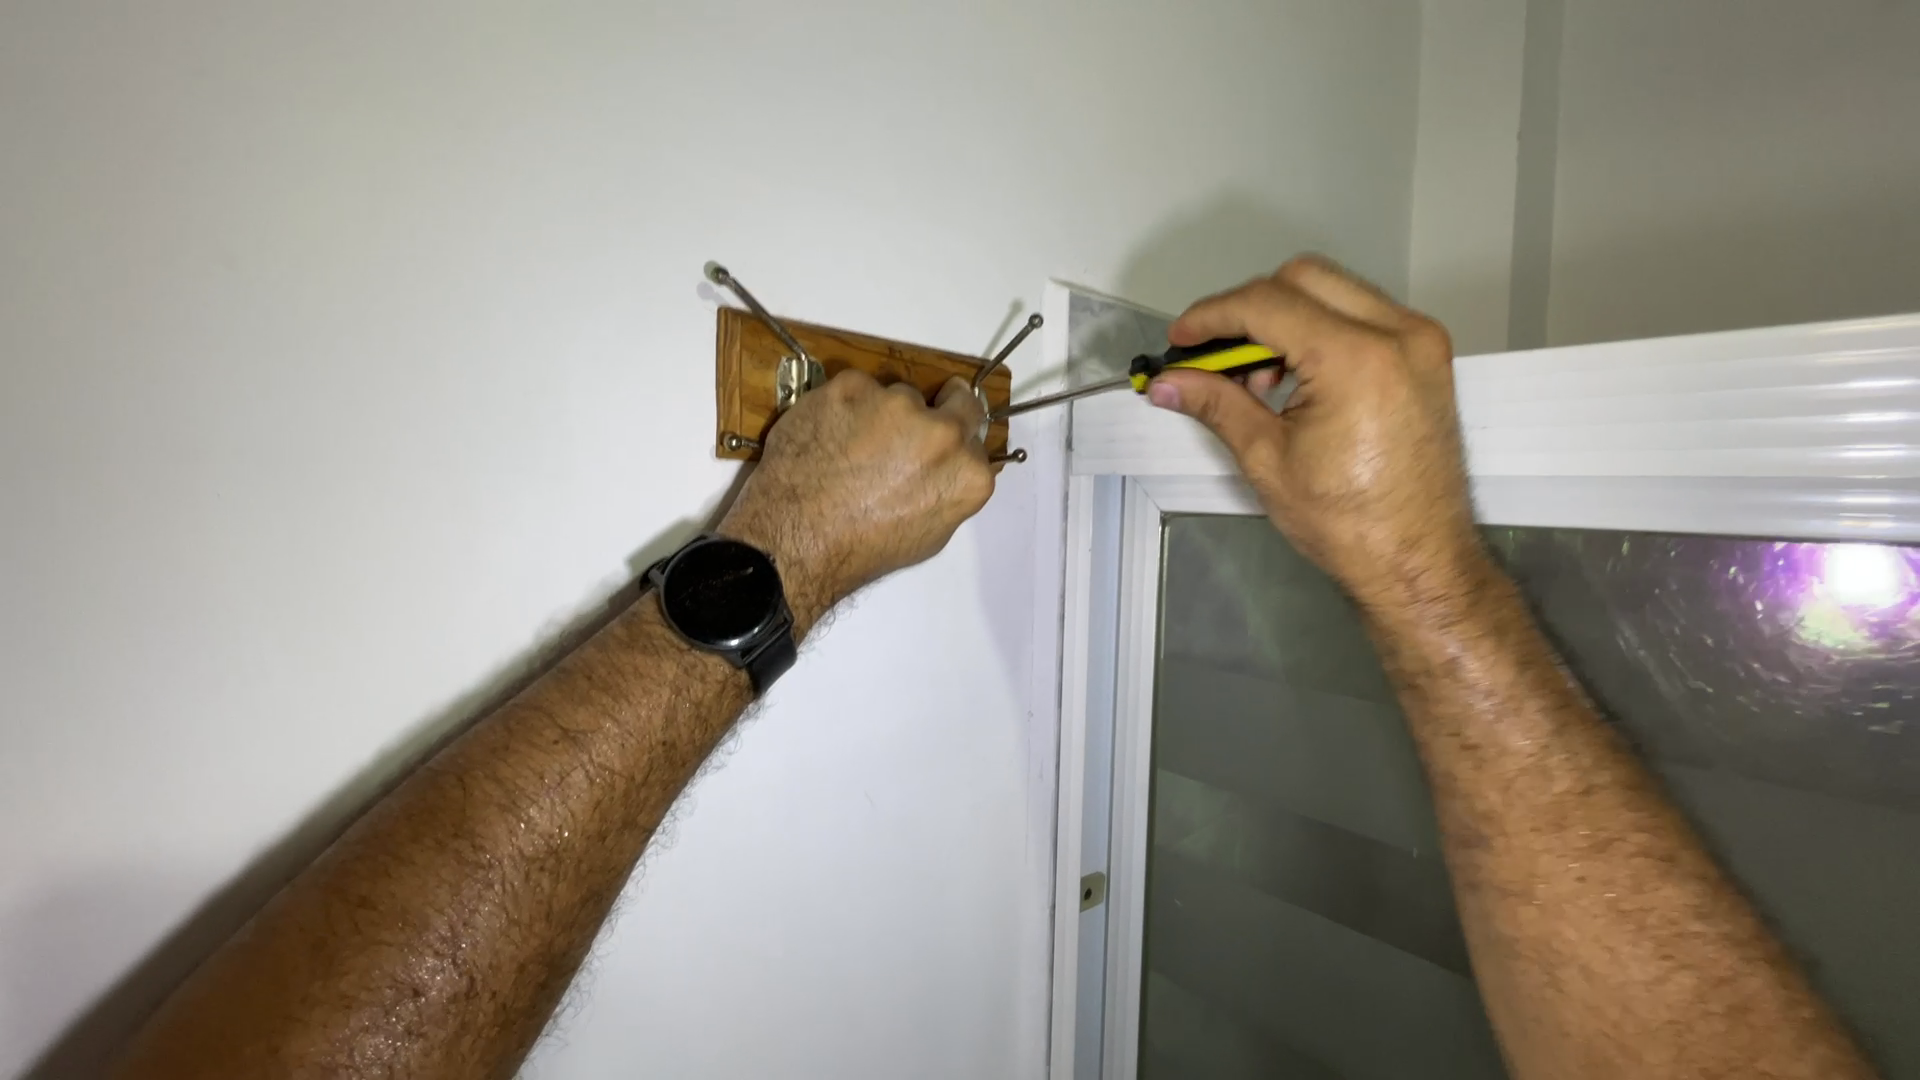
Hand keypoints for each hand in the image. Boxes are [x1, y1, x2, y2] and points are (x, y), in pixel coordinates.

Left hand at [718, 371, 994, 634]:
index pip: (975, 437)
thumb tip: (947, 468)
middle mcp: (943, 431)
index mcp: (968, 472)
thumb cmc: (865, 548)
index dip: (955, 439)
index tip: (935, 443)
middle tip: (909, 428)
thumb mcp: (930, 535)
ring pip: (900, 395)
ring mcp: (897, 403)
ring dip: (884, 413)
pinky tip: (828, 437)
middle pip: (956, 400)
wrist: (799, 538)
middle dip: (940, 408)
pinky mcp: (853, 386)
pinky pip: (857, 388)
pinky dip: (845, 407)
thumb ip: (948, 489)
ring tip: (851, 447)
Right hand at [1150, 255, 1486, 612]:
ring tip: (1254, 379)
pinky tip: (1291, 379)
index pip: (1267, 304)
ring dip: (1281, 318)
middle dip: (1246, 309)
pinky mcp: (1424, 356)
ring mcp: (1418, 340)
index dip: (1211, 316)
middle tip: (1213, 356)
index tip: (1179, 339)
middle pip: (1301, 278)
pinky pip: (1359, 315)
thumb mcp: (1266, 459)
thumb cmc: (1344, 521)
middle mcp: (1397, 333)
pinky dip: (1315, 331)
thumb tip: (1165, 382)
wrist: (1417, 557)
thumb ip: (1215, 404)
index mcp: (1355, 359)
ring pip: (1332, 291)